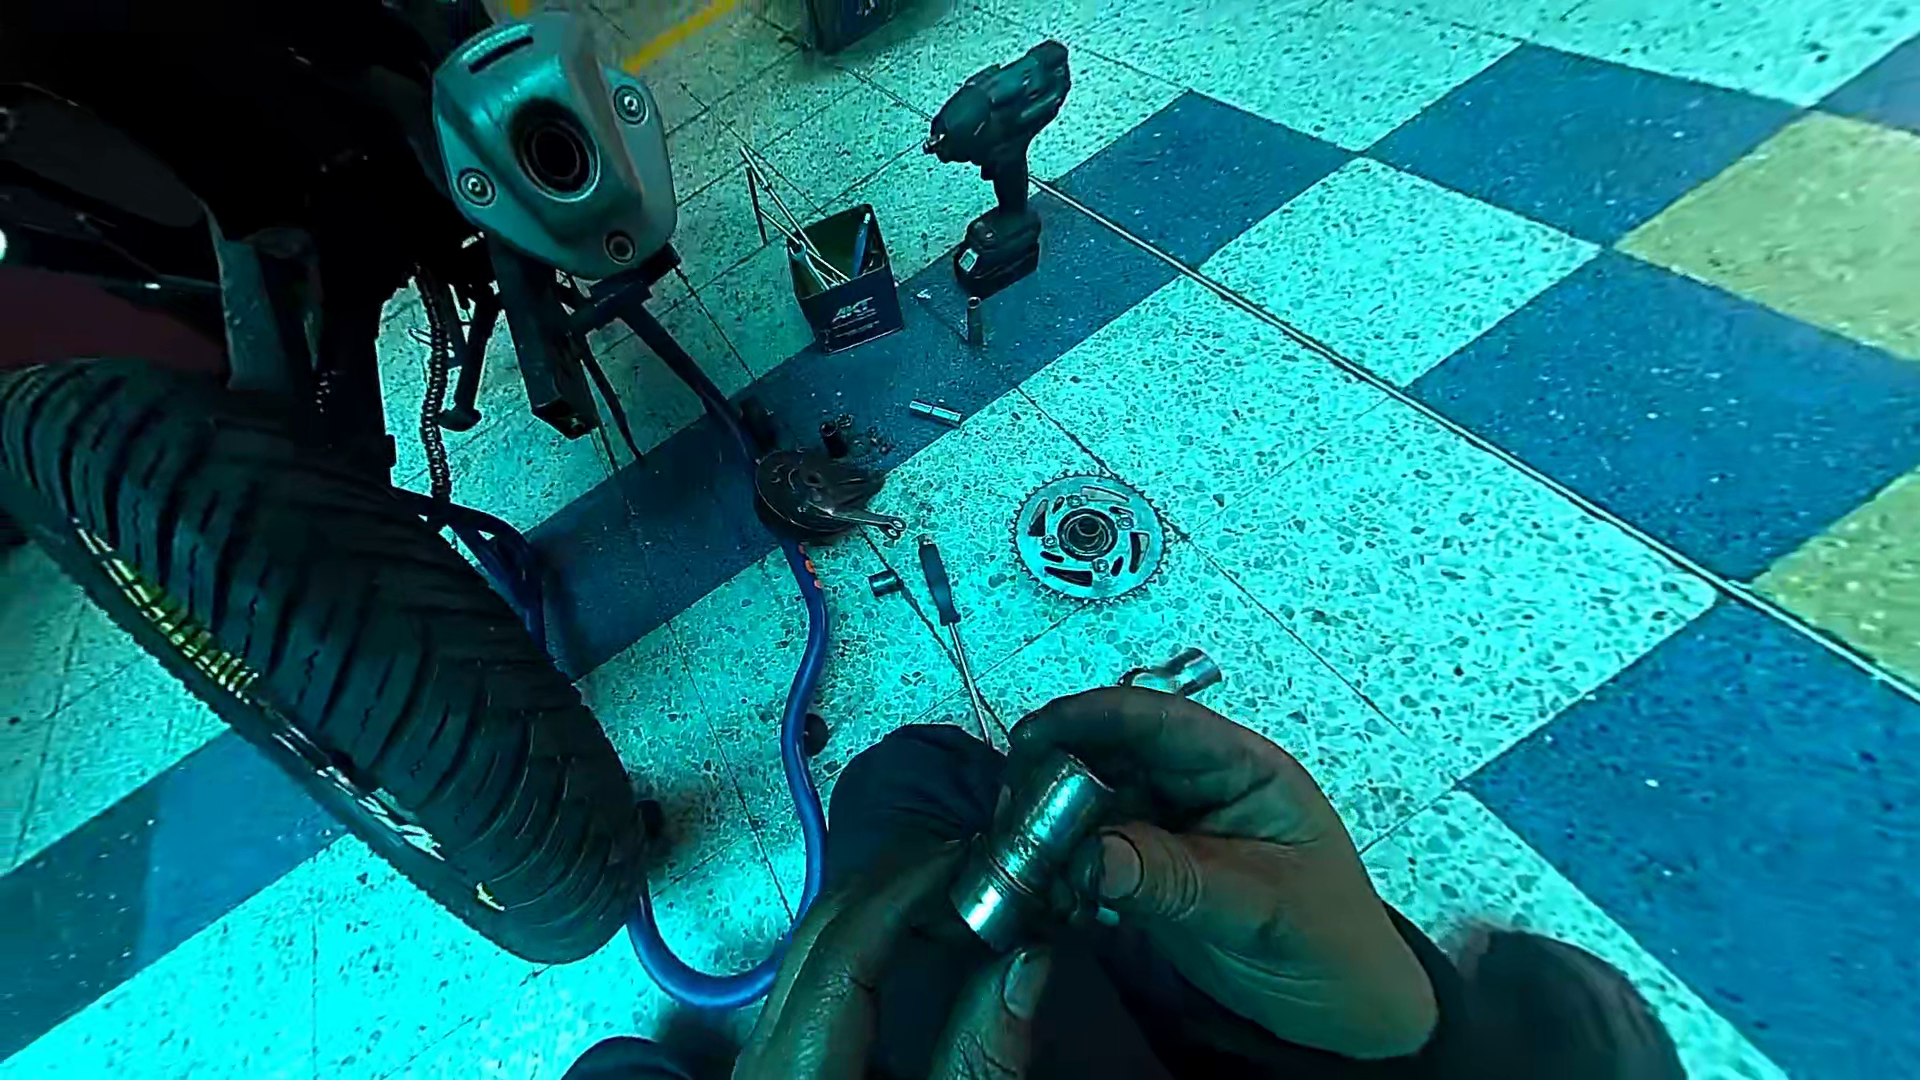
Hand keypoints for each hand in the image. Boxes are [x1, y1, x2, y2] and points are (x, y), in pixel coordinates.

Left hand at [735, 847, 1056, 1079]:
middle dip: (901, 881)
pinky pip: (825, 963)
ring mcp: (768, 1049)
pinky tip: (921, 933)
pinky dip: (878, 932)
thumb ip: (983, 1059)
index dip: (907, 889)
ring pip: (822, 936)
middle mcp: (767, 1050)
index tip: (966, 858)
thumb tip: (1031, 956)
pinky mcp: (784, 1054)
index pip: (845, 946)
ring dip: (890, 901)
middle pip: (826, 926)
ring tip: (956, 892)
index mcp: (794, 1076)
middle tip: (972, 867)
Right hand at [1007, 687, 1435, 1059]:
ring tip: (1016, 844)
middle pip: (1111, 748)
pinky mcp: (1140, 852)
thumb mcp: (1262, 911)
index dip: (1095, 715)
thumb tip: (1089, 856)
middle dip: (1057, 766)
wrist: (1342, 1019)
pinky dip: (1060, 854)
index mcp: (1236, 764)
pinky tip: (1041, 876)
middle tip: (1012, 804)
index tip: (1034, 735)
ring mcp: (1162, 814)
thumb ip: (1175, 879)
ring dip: (1050, 814)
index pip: (1160, 718)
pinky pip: (1088, 839)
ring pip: (1090, 791)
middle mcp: (1190, 776)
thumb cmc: (1328, 945)